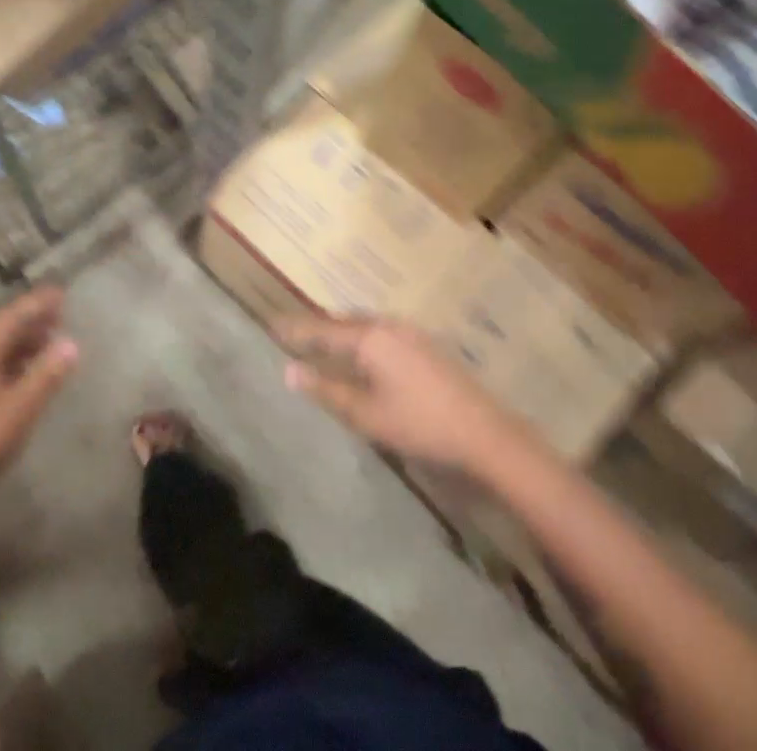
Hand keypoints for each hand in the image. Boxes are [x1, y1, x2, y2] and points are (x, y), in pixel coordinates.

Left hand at [0, 287, 79, 516]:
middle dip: (30, 321)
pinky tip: (22, 374)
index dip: (38, 304)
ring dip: (19, 342)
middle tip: (60, 317)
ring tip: (47, 344)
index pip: (12, 317)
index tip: (61, 293)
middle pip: (0, 329)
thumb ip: (47, 375)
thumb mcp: (20, 409)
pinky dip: (8, 360)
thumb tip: (71, 344)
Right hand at [275, 316, 518, 468]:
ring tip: (322, 344)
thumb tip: (288, 370)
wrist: (485, 434)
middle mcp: (389, 326)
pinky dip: (362, 340)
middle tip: (293, 334)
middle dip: (318, 327)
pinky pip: (382, 334)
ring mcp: (412, 334)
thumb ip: (326, 389)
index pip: (321, 329)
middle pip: (344, 322)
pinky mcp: (427, 348)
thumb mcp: (365, 413)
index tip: (270, 325)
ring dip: (342, 333)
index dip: (295, 330)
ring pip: (366, 326)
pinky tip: (361, 357)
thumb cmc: (419, 424)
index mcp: (370, 338)